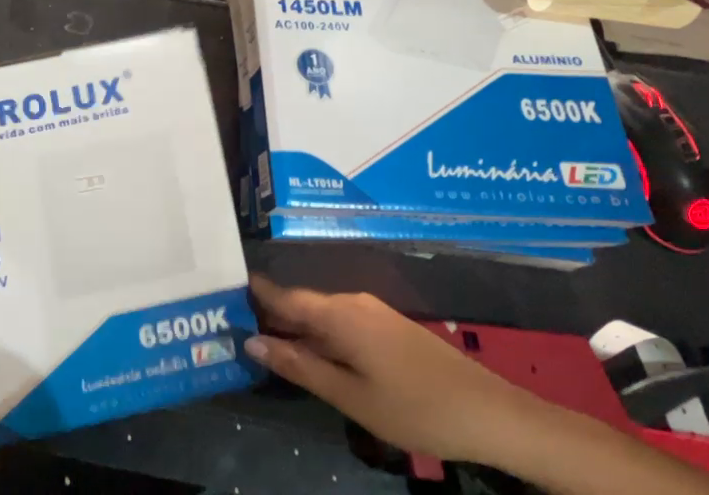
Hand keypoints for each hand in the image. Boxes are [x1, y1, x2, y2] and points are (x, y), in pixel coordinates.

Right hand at [243, 276, 544, 466]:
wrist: (490, 413)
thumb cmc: (414, 407)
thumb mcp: (349, 395)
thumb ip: (300, 366)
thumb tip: (252, 340)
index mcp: (339, 313)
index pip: (282, 295)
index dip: (251, 295)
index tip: (218, 294)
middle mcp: (352, 302)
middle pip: (299, 304)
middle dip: (267, 315)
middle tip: (230, 327)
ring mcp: (373, 313)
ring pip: (320, 315)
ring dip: (293, 328)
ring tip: (261, 343)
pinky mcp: (387, 328)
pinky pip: (339, 323)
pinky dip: (317, 335)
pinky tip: (308, 354)